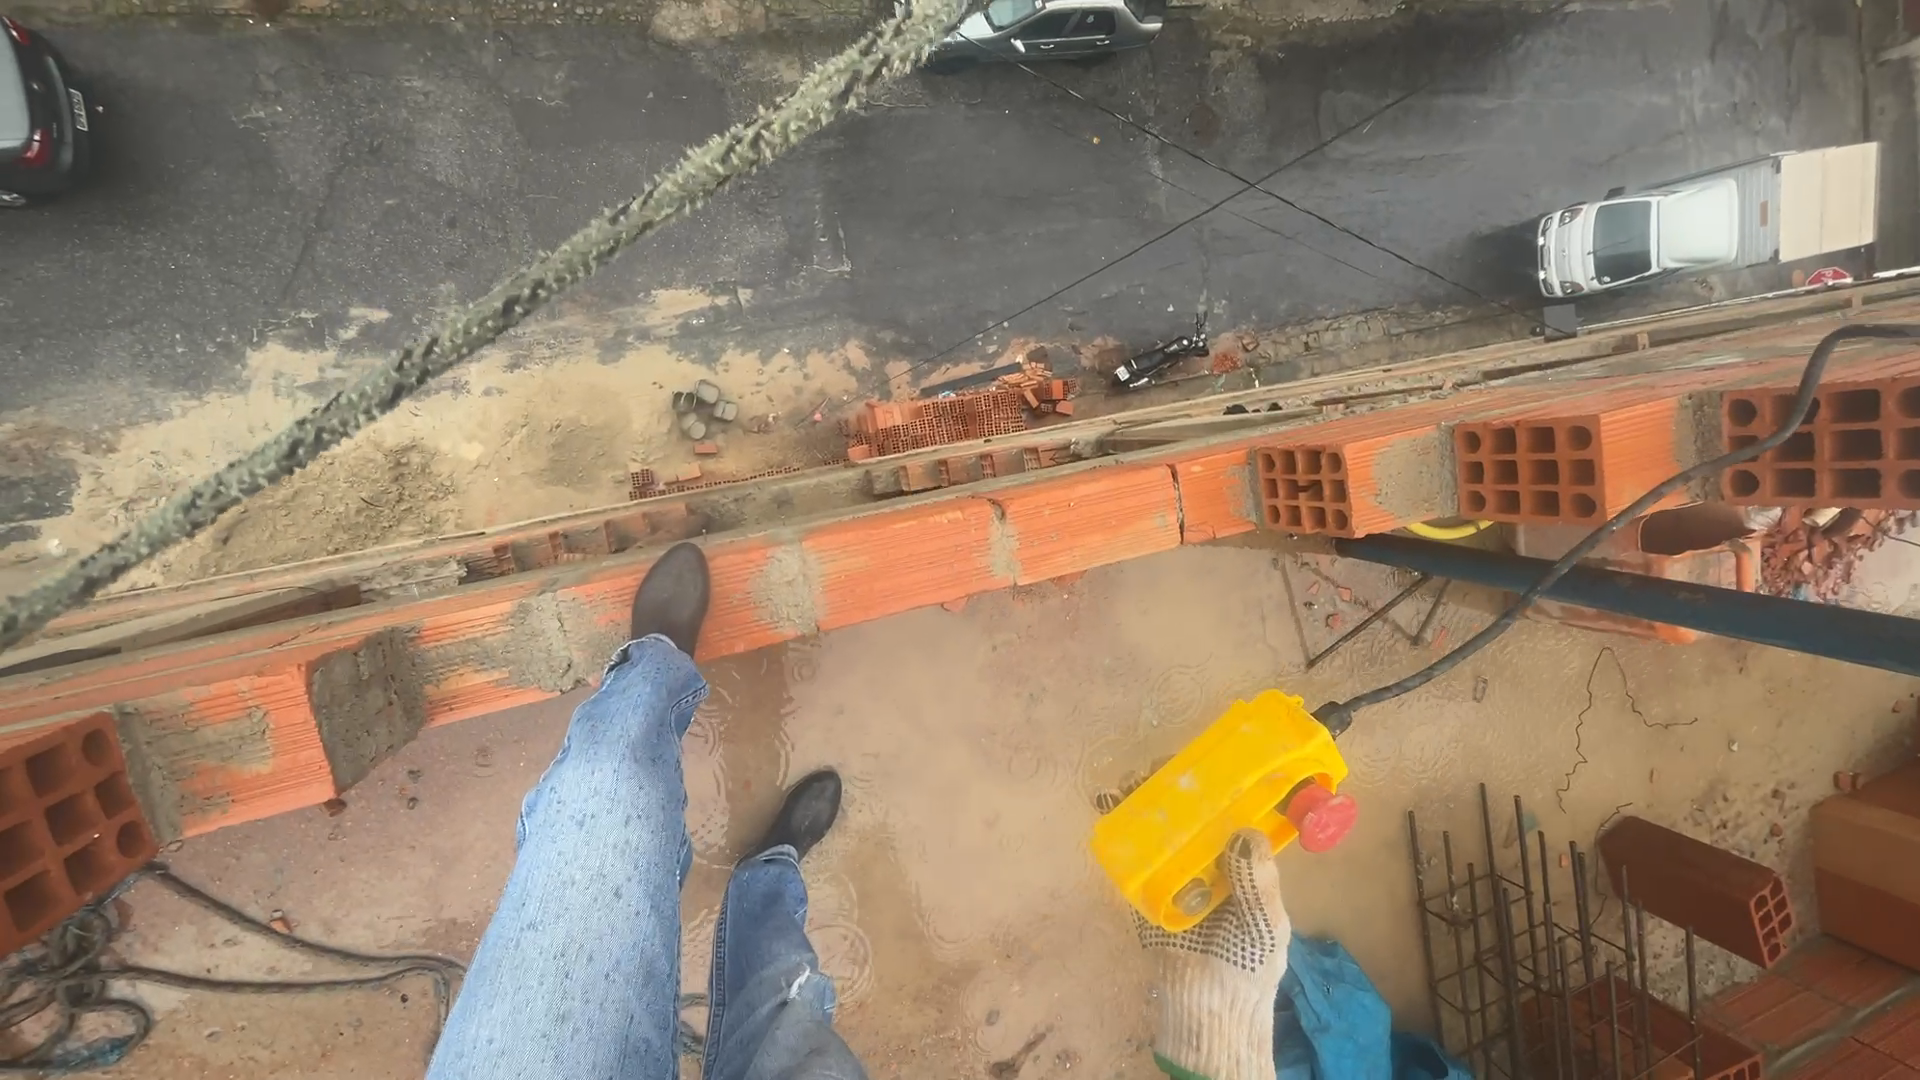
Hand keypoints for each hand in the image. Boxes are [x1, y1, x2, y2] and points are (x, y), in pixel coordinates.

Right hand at [1100, 784, 1290, 1079]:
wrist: (1210, 1012)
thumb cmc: (1248, 968)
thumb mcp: (1266, 924)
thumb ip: (1258, 881)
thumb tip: (1244, 831)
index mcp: (1241, 865)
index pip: (1228, 816)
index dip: (1217, 788)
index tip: (1205, 767)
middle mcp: (1206, 862)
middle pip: (1188, 815)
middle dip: (1173, 790)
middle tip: (1158, 770)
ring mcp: (1173, 873)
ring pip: (1158, 828)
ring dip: (1144, 802)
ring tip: (1132, 782)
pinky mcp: (1144, 887)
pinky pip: (1132, 853)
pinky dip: (1121, 829)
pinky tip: (1110, 806)